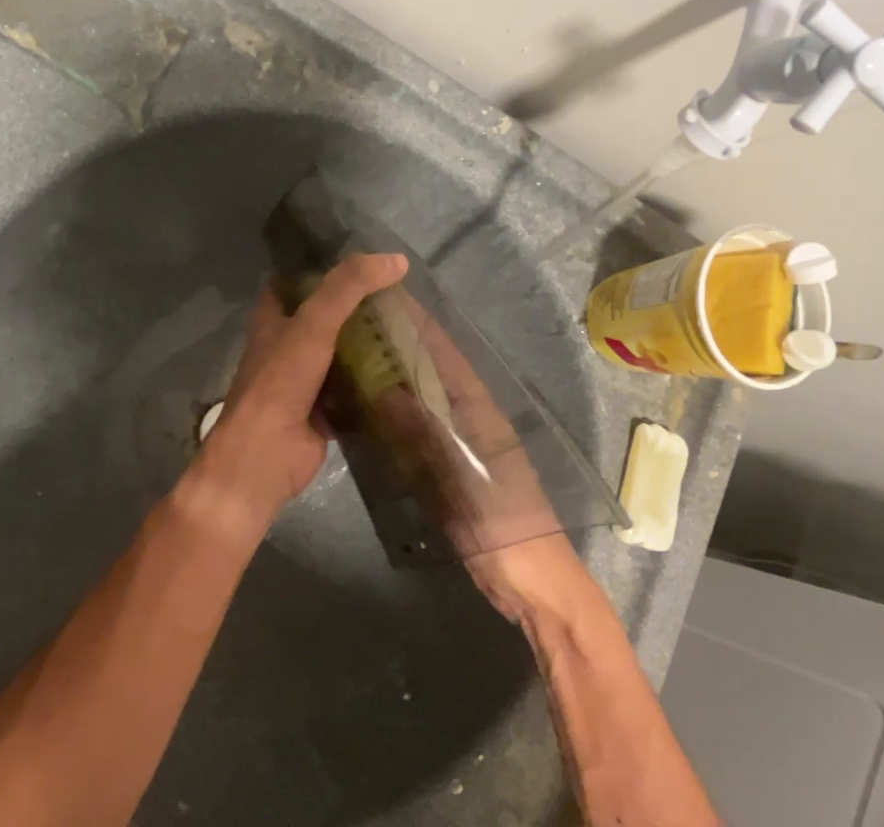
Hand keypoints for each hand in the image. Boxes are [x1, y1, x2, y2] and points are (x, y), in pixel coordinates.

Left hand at [193, 253, 408, 523]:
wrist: (266, 456)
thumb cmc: (280, 383)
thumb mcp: (313, 325)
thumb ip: (347, 288)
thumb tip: (395, 260)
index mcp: (273, 322)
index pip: (294, 282)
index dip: (322, 268)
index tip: (362, 259)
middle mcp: (286, 348)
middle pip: (325, 319)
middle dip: (356, 308)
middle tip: (400, 295)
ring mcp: (305, 382)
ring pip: (341, 355)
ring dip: (369, 346)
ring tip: (412, 327)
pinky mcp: (323, 413)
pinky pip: (353, 392)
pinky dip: (375, 385)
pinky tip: (406, 373)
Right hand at [370, 292, 593, 623]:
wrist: (532, 584)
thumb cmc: (507, 529)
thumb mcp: (467, 481)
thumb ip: (428, 437)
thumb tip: (386, 389)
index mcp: (483, 417)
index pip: (449, 361)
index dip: (423, 330)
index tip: (390, 300)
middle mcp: (471, 425)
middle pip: (432, 377)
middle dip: (401, 350)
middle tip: (356, 327)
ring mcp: (460, 451)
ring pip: (421, 406)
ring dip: (394, 382)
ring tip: (351, 360)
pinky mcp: (449, 476)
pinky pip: (415, 438)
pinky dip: (392, 421)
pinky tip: (364, 417)